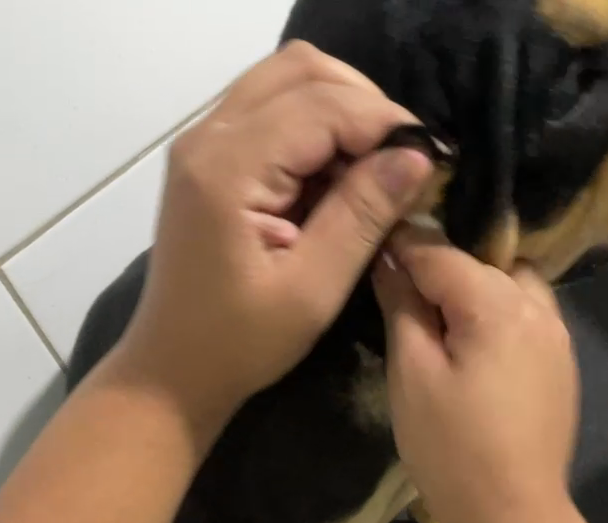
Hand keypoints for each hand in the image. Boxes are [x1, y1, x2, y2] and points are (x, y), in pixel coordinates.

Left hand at [103, 43, 433, 432]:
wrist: (175, 368)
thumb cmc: (242, 343)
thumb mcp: (313, 289)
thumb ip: (362, 215)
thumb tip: (416, 158)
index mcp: (229, 168)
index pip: (322, 104)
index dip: (386, 123)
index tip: (432, 161)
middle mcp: (209, 136)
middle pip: (301, 69)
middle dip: (366, 105)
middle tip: (406, 162)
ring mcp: (204, 143)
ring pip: (286, 82)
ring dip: (343, 113)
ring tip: (378, 171)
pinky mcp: (210, 159)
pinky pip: (272, 113)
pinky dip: (317, 131)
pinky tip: (341, 181)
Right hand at [373, 229, 580, 522]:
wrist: (514, 516)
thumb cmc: (453, 450)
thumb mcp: (413, 375)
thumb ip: (402, 305)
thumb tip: (390, 256)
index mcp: (499, 304)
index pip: (441, 252)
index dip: (401, 248)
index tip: (371, 250)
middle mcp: (539, 307)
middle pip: (481, 263)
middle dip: (441, 270)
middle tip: (402, 296)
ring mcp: (558, 337)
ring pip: (511, 285)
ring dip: (477, 291)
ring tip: (443, 323)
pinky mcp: (563, 365)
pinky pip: (528, 316)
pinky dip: (500, 315)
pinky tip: (477, 348)